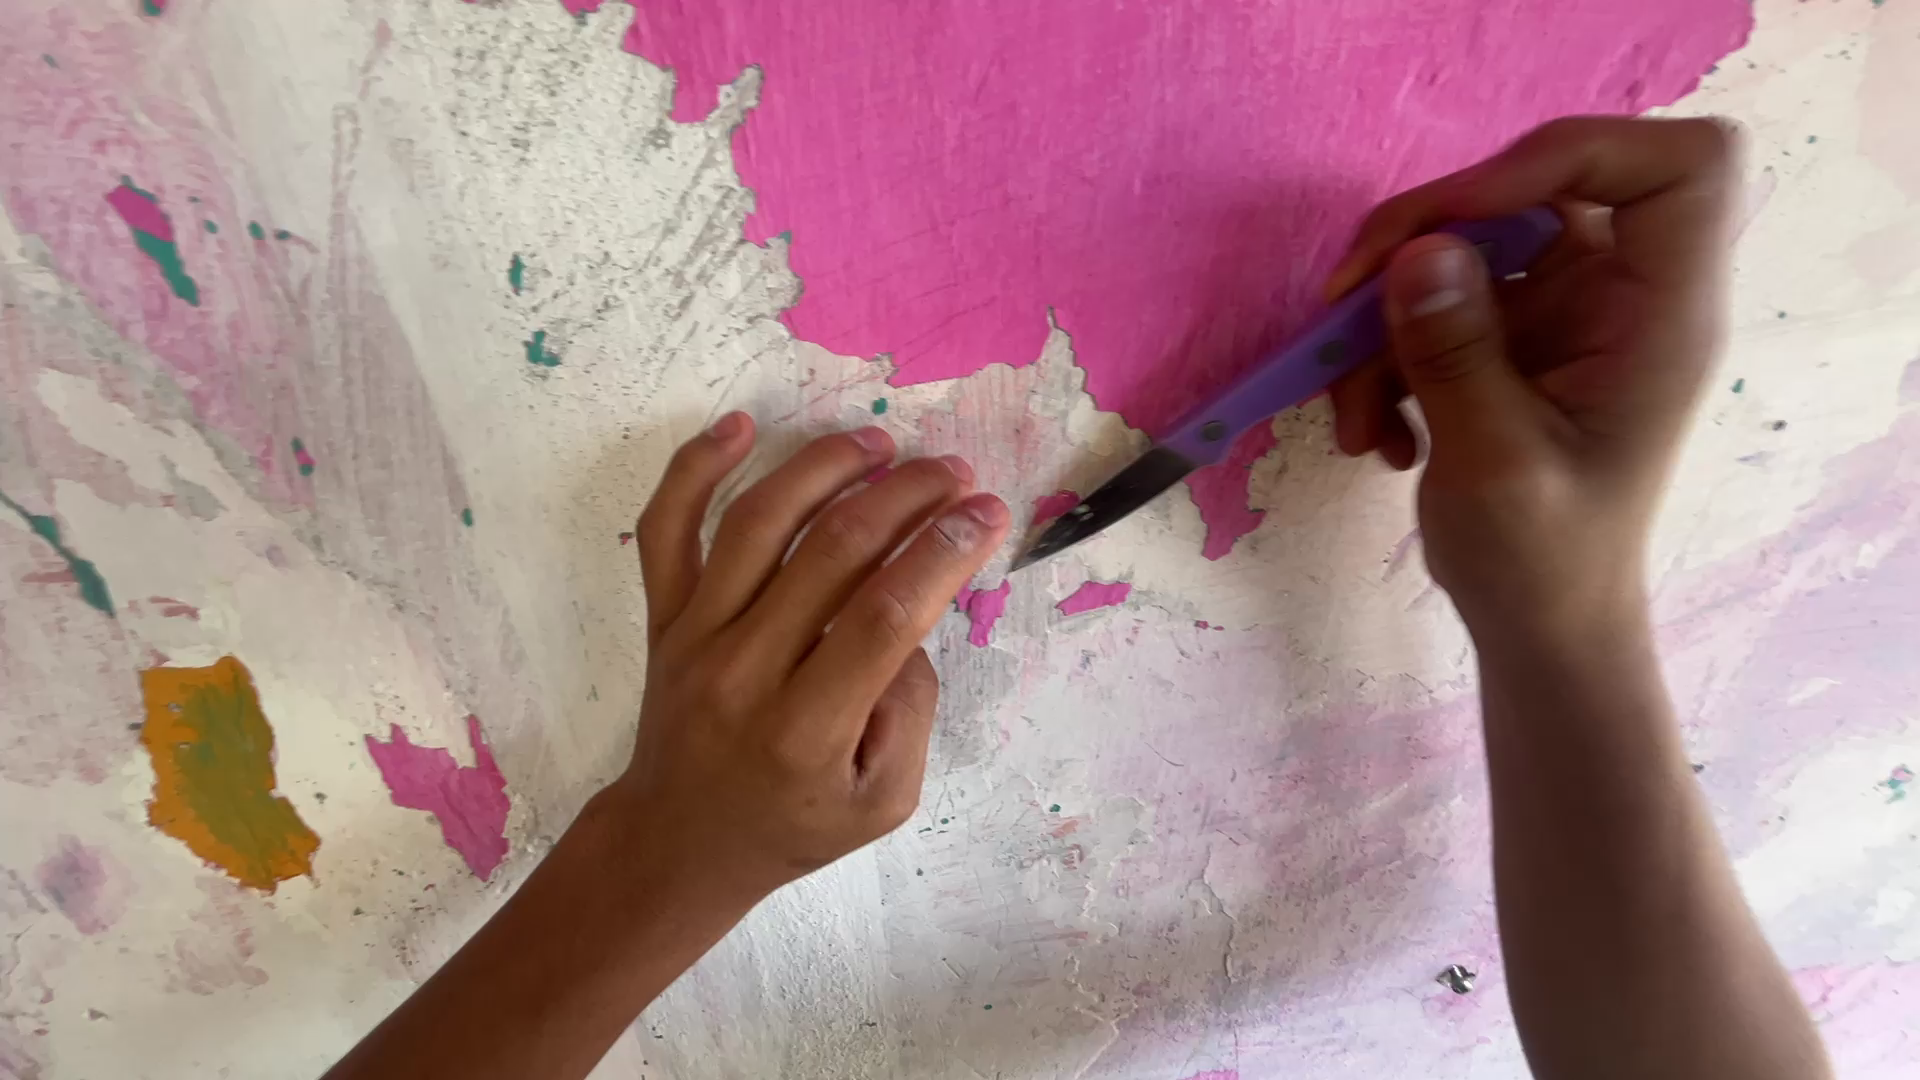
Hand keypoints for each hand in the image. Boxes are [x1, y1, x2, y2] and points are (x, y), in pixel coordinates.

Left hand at [612, 414, 1009, 903]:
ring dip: (825, 467)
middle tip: (953, 471)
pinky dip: (695, 468)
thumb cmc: (794, 824)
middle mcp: (744, 670)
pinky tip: (741, 425)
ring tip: (880, 443)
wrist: (680, 841)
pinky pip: (668, 529)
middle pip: (833, 553)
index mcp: (806, 729)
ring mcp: (694, 635)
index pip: (885, 616)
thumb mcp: (884, 801)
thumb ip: (912, 709)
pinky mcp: (663, 616)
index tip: (988, 511)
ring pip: (758, 522)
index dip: (944, 553)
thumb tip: (913, 611)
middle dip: (907, 498)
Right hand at [1325, 116, 1740, 636]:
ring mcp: (1550, 324)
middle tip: (1342, 298)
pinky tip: (1376, 437)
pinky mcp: (1498, 350)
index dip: (1562, 159)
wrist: (1532, 613)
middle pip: (1526, 202)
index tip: (1453, 217)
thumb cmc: (1538, 554)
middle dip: (1420, 247)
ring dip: (1378, 338)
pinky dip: (1381, 370)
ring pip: (1451, 269)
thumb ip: (1456, 352)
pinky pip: (1423, 320)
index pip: (1669, 167)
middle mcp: (1611, 300)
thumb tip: (1415, 252)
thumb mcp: (1492, 459)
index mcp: (1658, 315)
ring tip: (1355, 425)